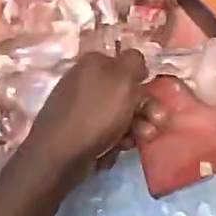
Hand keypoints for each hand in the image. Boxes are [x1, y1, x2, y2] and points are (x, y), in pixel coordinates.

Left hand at [18, 51, 146, 179]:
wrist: (59, 153)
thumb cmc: (96, 113)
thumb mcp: (122, 79)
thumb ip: (134, 62)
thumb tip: (137, 63)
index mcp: (94, 63)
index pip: (128, 66)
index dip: (143, 83)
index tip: (154, 100)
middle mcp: (85, 80)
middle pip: (125, 93)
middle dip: (144, 110)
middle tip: (156, 126)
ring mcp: (80, 106)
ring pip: (117, 115)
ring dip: (134, 128)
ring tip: (138, 141)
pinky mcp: (77, 129)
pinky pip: (104, 132)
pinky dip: (114, 140)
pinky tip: (116, 149)